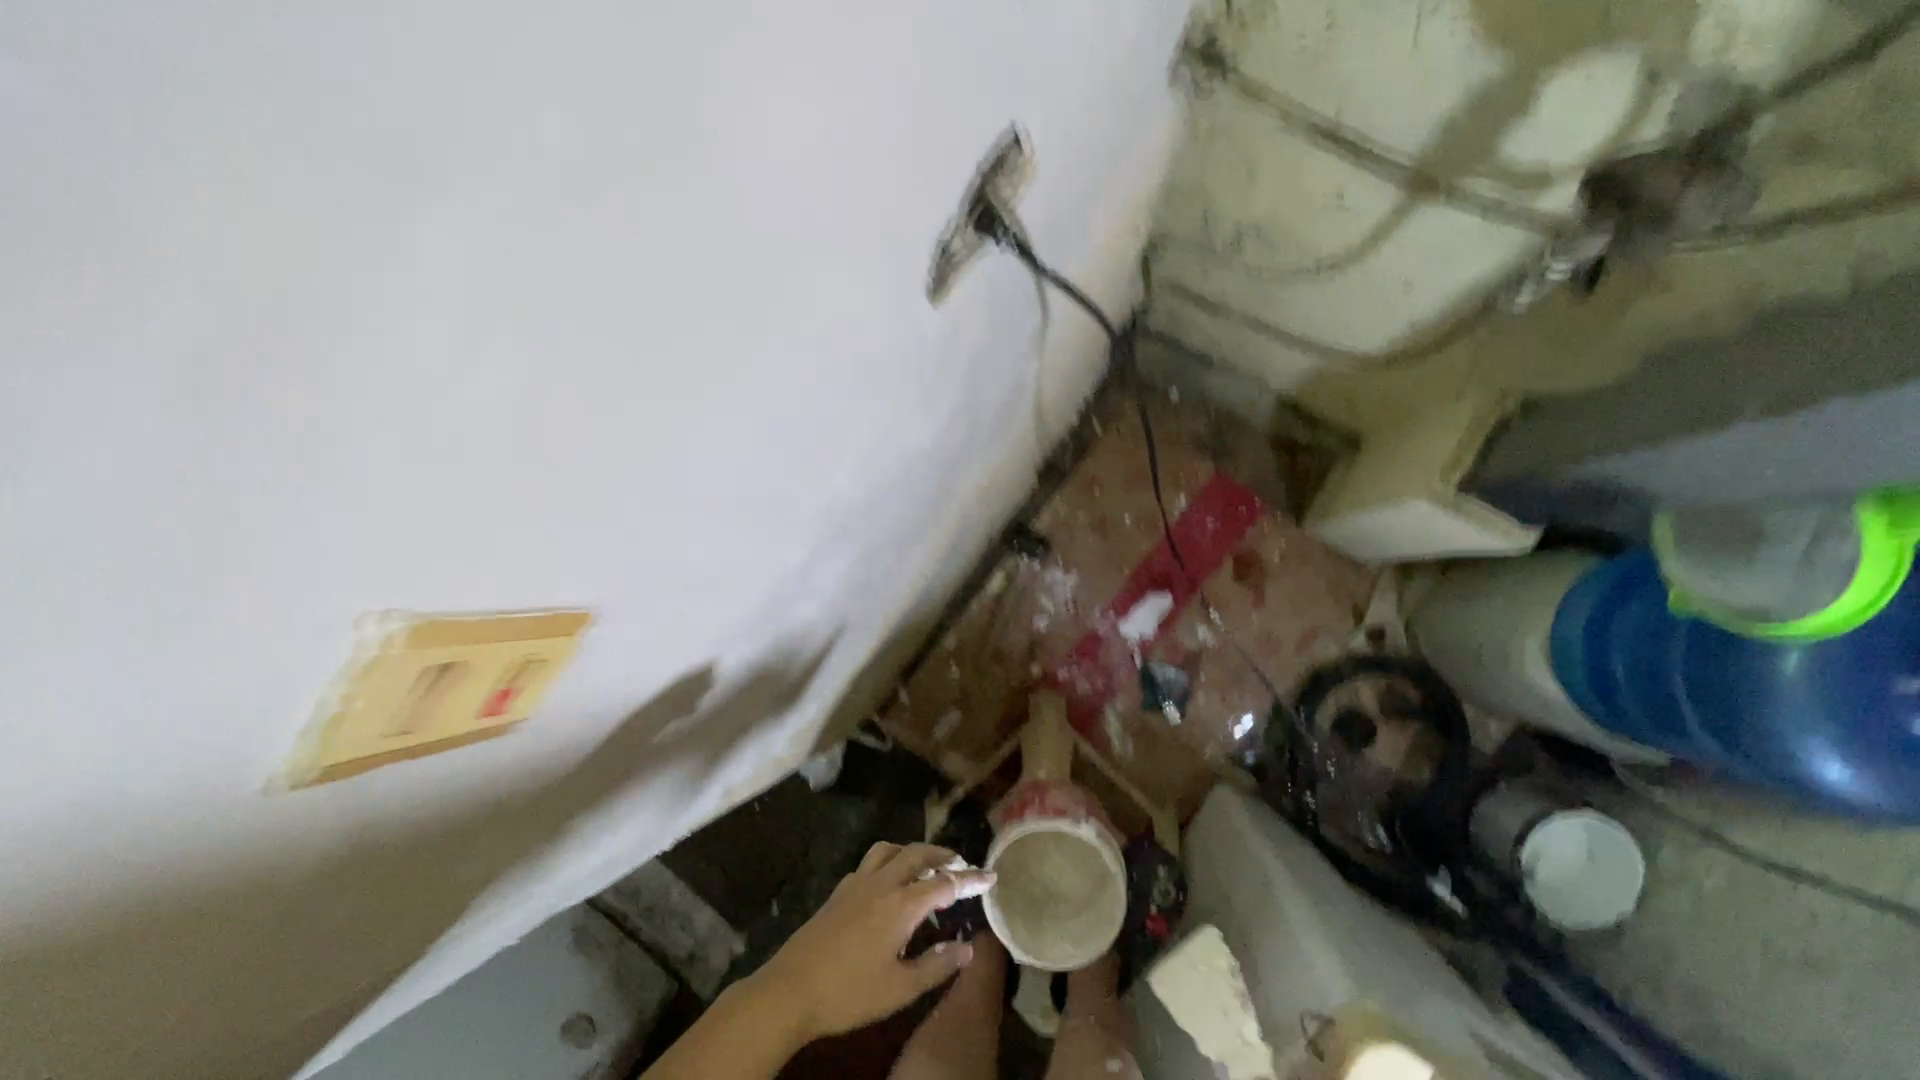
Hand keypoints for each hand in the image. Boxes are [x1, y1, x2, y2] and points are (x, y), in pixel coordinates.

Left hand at [748, 842, 996, 1041]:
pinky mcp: (837, 894)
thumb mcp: (901, 988)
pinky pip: (869, 865)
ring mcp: (855, 885)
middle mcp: (880, 884)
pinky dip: (887, 864)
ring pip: (888, 851)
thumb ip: (937, 965)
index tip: (991, 875)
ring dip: (911, 852)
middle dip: (942, 855)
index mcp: (901, 904)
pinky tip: (887, 886)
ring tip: (925, 866)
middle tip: (960, 863)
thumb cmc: (850, 993)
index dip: (970, 879)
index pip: (945, 883)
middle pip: (916, 854)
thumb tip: (968, 948)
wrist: (789, 991)